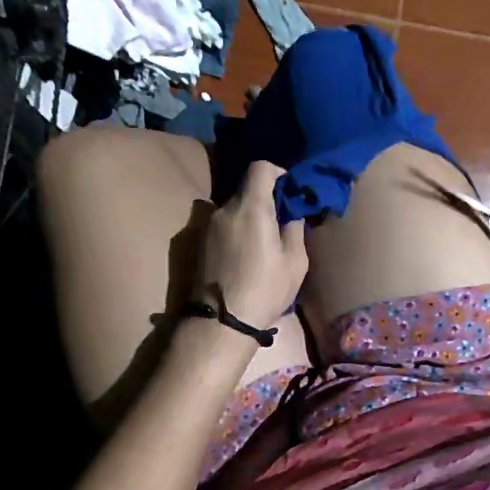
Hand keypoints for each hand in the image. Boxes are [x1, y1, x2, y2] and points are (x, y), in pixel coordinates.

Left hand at [198, 160, 307, 328]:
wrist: (221, 322)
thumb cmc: (265, 290)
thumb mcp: (295, 262)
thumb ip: (294, 229)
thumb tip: (291, 213)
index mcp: (251, 208)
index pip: (260, 168)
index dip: (277, 172)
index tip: (289, 190)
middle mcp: (223, 209)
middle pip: (245, 190)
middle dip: (264, 200)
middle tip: (279, 223)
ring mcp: (205, 226)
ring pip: (231, 210)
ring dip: (247, 218)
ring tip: (261, 244)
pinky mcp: (195, 243)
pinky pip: (220, 226)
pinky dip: (234, 232)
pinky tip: (243, 257)